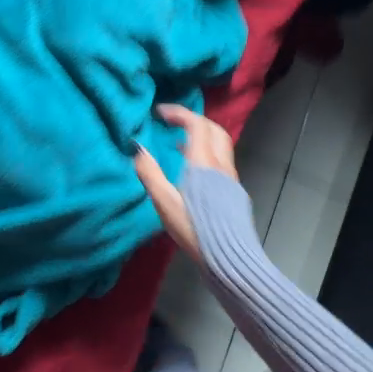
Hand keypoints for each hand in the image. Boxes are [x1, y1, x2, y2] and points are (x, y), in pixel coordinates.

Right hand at [133, 104, 235, 259]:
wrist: (229, 258)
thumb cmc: (194, 229)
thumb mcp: (164, 202)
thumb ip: (150, 173)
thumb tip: (138, 148)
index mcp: (203, 163)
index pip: (196, 124)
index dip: (179, 113)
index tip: (160, 113)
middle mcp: (221, 165)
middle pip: (213, 130)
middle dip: (194, 120)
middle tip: (173, 123)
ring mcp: (231, 178)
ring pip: (220, 145)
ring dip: (201, 136)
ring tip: (178, 143)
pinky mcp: (234, 192)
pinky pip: (221, 160)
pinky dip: (206, 153)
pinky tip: (192, 169)